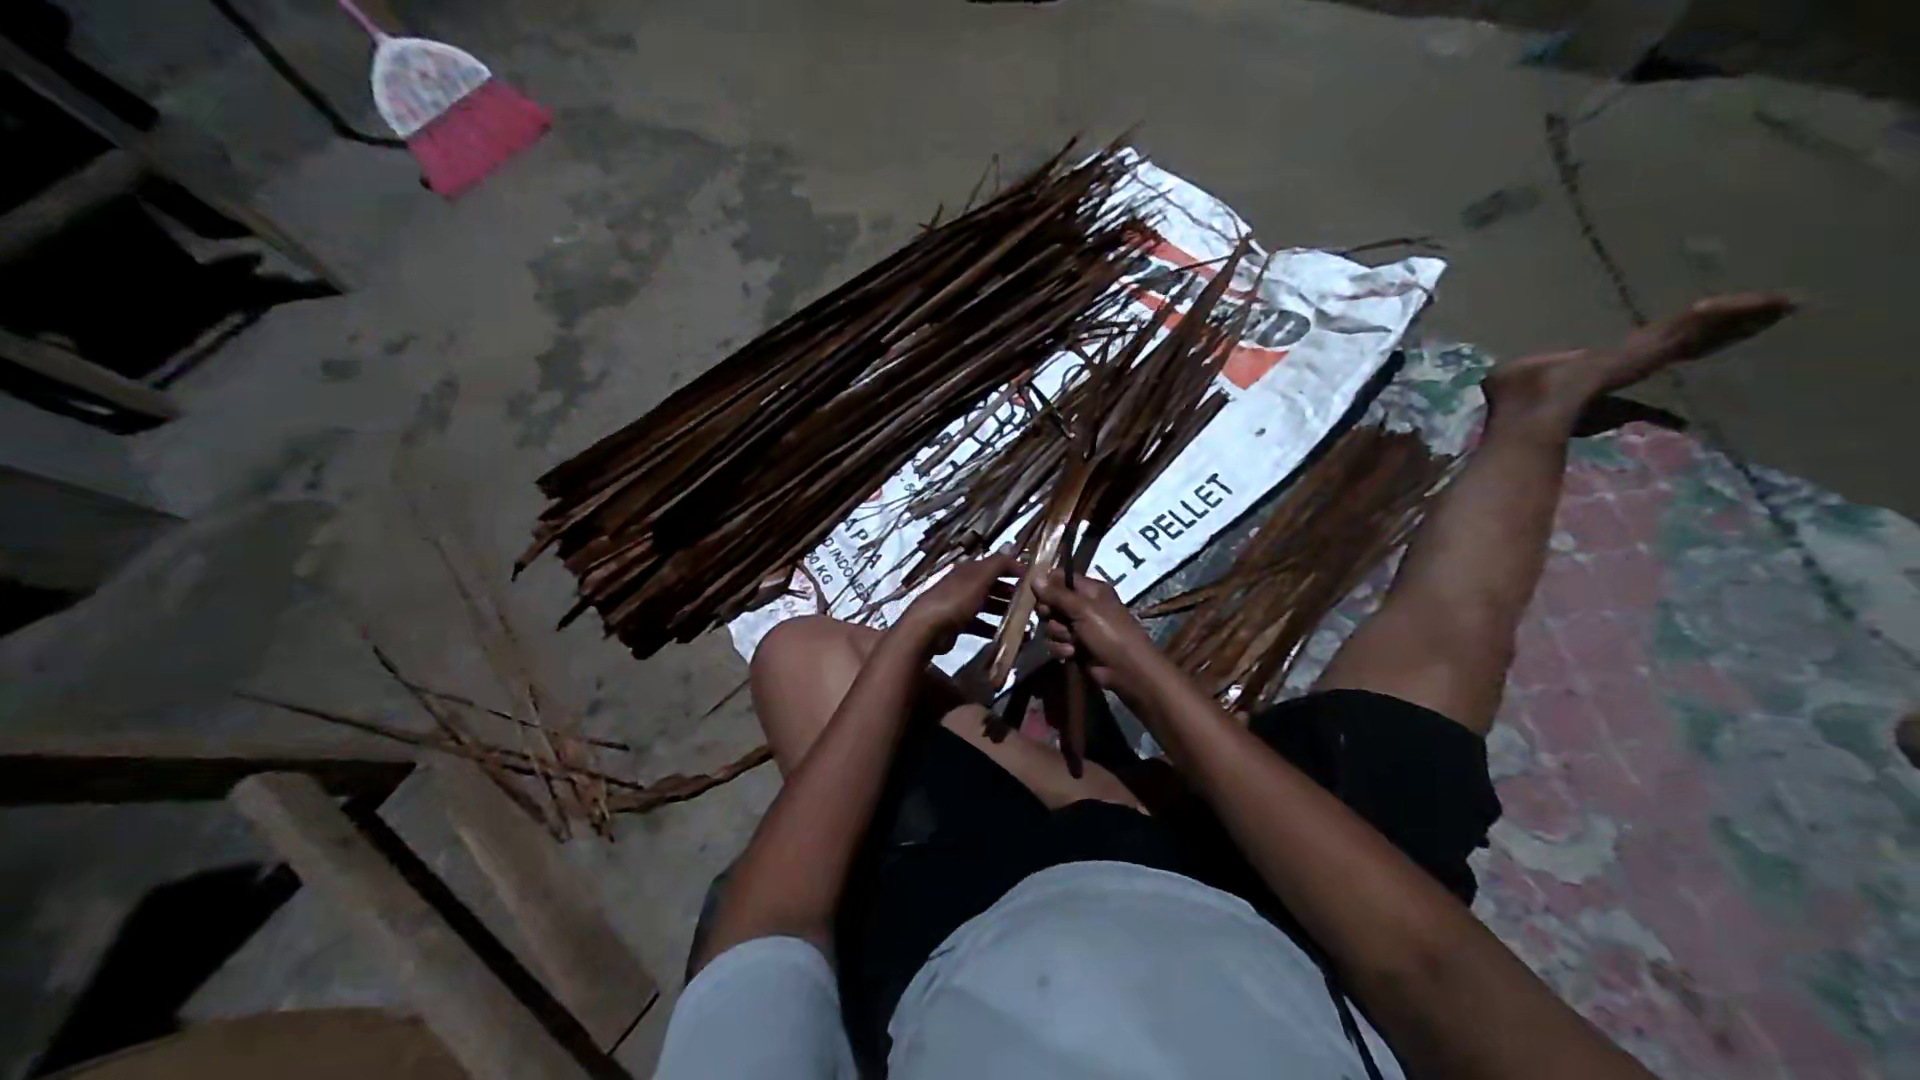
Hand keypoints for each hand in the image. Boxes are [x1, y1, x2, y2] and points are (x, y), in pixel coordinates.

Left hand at [898, 553, 1021, 655]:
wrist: (928, 628)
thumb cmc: (957, 600)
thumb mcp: (980, 577)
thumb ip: (998, 564)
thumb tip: (1014, 552)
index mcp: (969, 570)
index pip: (996, 565)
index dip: (1014, 569)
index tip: (1033, 579)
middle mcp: (965, 584)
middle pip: (992, 585)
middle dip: (1011, 592)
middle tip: (1031, 602)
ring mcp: (960, 605)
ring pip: (987, 605)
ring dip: (1004, 611)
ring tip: (1023, 620)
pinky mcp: (958, 624)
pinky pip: (980, 624)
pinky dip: (993, 628)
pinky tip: (1006, 635)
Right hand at [1031, 571, 1159, 693]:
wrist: (1127, 670)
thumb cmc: (1109, 632)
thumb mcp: (1083, 609)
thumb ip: (1057, 594)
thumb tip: (1034, 578)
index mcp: (1090, 590)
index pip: (1061, 577)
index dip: (1047, 584)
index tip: (1037, 593)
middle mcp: (1083, 606)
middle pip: (1052, 602)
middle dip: (1050, 612)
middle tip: (1050, 616)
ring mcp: (1079, 627)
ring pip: (1053, 625)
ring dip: (1059, 634)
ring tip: (1072, 641)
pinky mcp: (1075, 647)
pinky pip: (1057, 643)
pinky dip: (1062, 648)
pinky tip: (1072, 653)